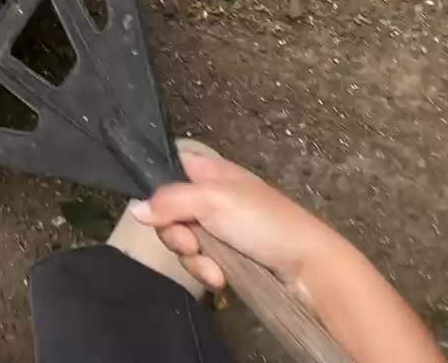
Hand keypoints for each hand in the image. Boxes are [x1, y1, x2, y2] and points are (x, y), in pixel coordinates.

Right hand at [132, 148, 346, 294]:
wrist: (312, 271)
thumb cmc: (265, 221)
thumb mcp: (213, 200)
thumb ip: (170, 201)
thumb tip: (135, 210)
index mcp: (208, 170)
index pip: (167, 167)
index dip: (156, 186)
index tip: (157, 207)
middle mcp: (210, 196)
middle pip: (168, 210)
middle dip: (175, 232)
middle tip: (191, 243)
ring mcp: (219, 228)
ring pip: (182, 240)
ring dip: (191, 257)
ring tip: (213, 268)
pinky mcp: (228, 257)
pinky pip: (199, 261)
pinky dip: (205, 272)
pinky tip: (221, 280)